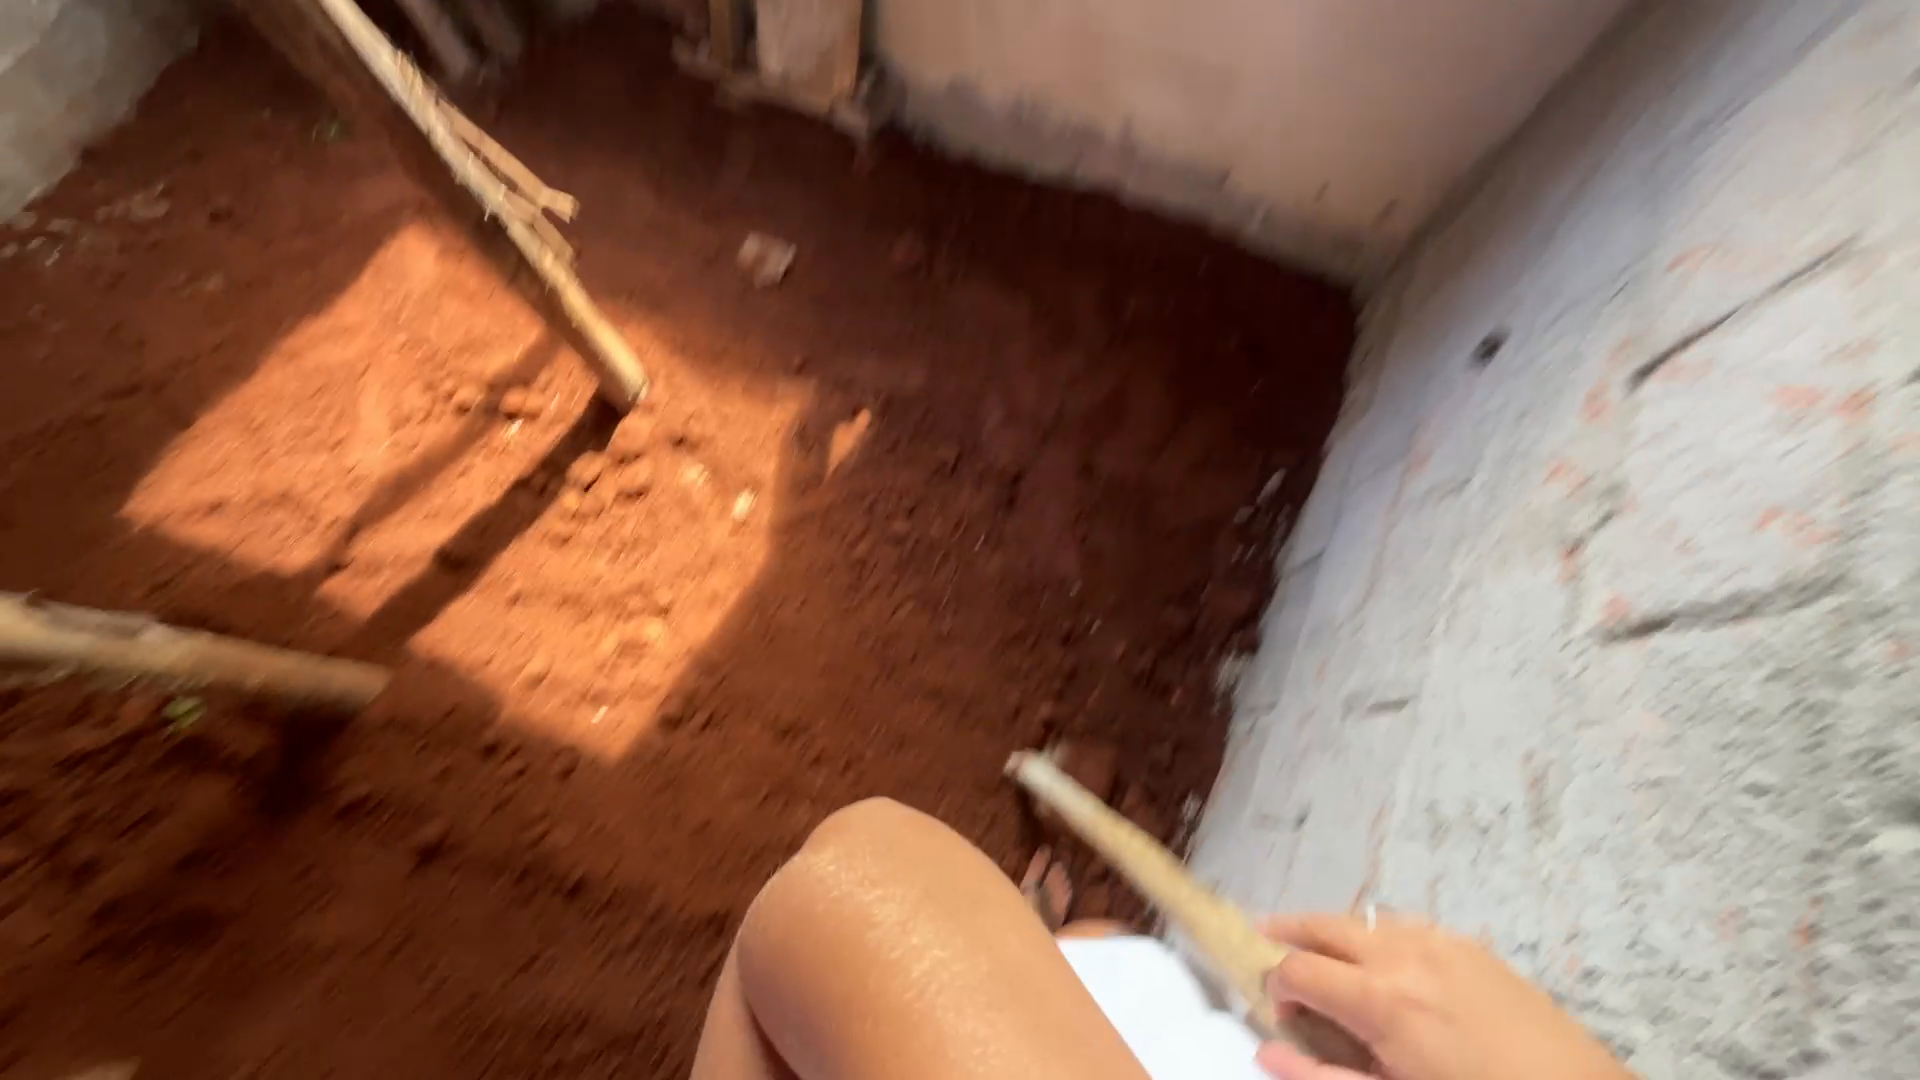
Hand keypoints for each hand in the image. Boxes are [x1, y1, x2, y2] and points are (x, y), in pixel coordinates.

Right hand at [1256, 913, 1632, 1079]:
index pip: (1297, 969)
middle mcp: (1400, 954)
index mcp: (1380, 999)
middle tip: (1262, 937)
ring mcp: (1438, 942)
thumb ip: (1324, 1077)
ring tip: (1316, 948)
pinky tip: (1379, 957)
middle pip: (1321, 925)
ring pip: (1360, 919)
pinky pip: (1403, 925)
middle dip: (1286, 932)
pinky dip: (1374, 934)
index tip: (1276, 1008)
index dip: (1275, 985)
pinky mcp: (1469, 945)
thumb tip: (1265, 1050)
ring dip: (1329, 930)